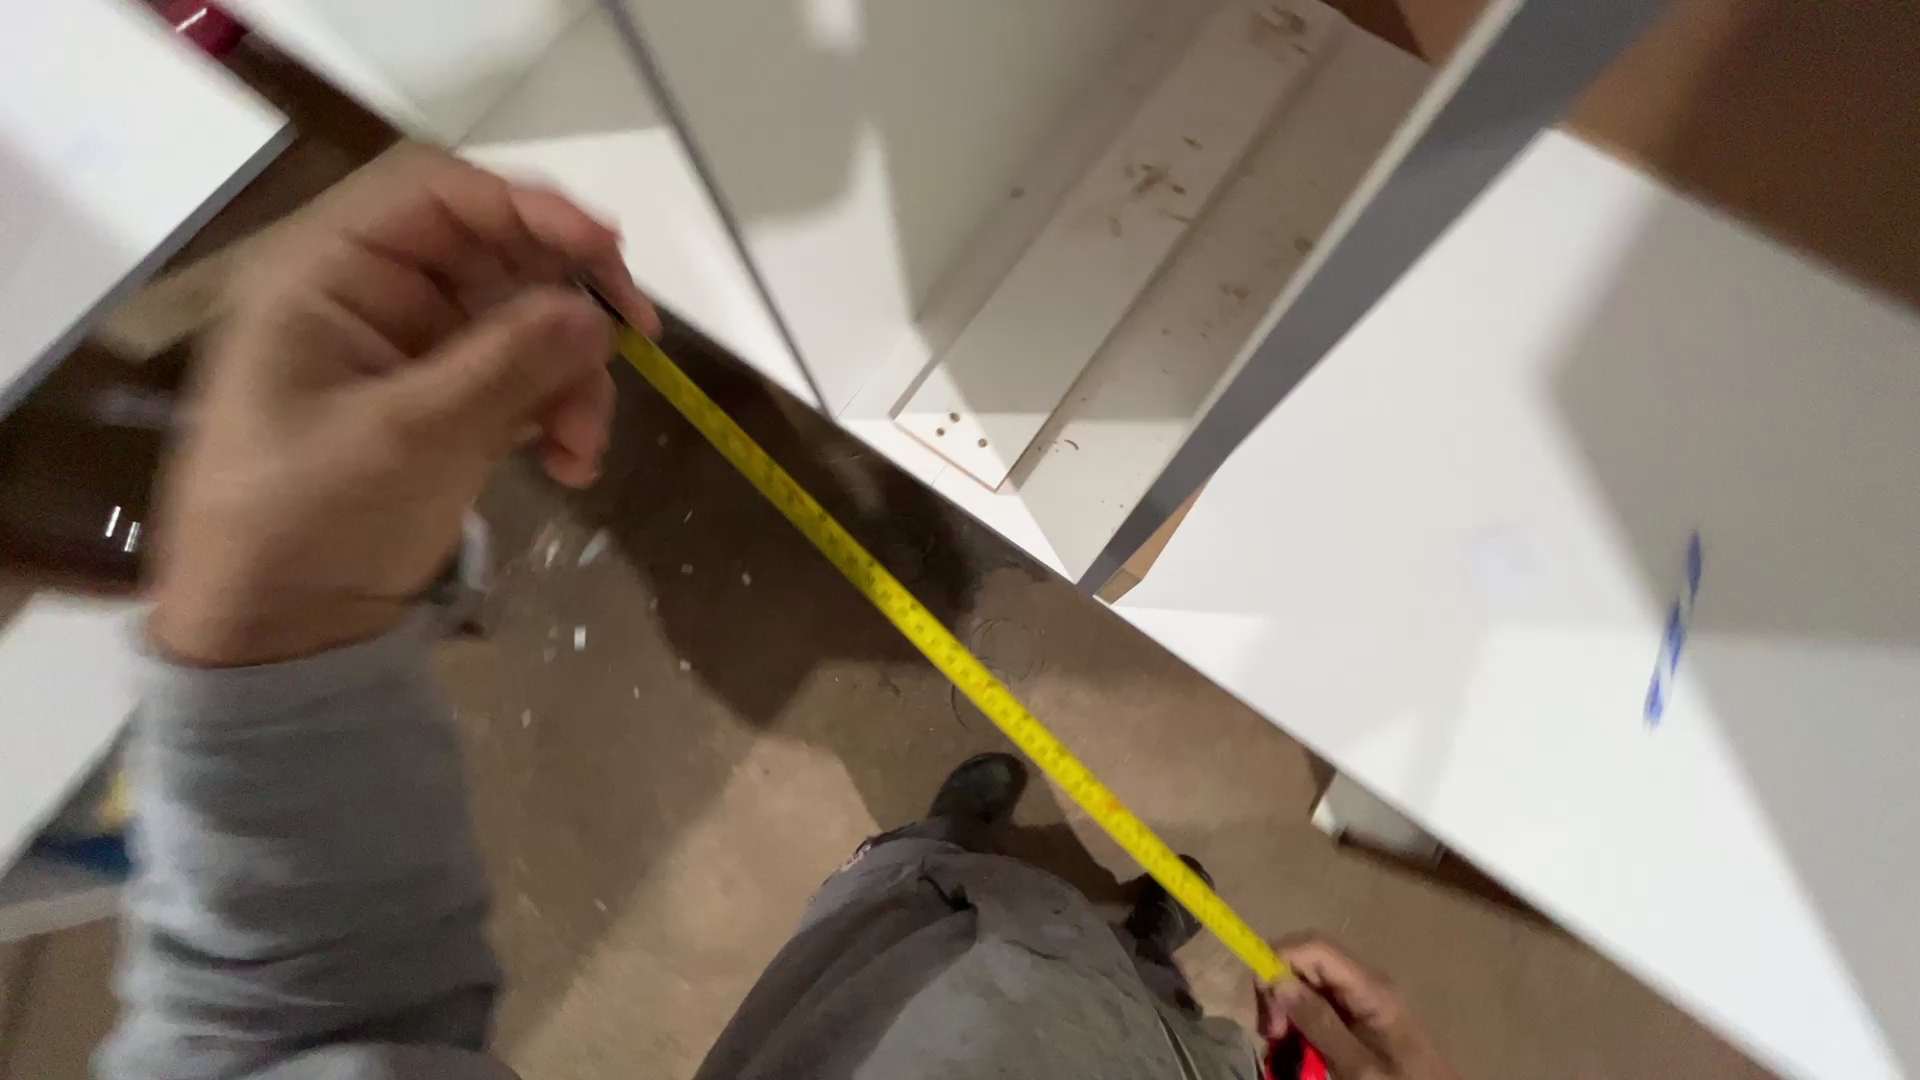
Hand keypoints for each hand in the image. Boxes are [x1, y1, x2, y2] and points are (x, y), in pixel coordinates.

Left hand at [149, 144, 658, 665]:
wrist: (295, 621)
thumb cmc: (315, 516)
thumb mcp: (414, 435)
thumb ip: (509, 365)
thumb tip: (599, 315)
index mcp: (338, 276)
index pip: (442, 198)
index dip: (531, 208)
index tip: (611, 251)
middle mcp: (389, 298)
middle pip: (508, 257)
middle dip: (576, 302)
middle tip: (640, 337)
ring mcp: (433, 352)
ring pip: (540, 327)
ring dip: (579, 383)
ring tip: (578, 450)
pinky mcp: (467, 401)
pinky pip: (541, 381)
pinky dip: (569, 417)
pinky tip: (569, 466)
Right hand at [1255, 936, 1460, 1079]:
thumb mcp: (1363, 1072)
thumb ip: (1320, 1024)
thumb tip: (1277, 979)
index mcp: (1372, 988)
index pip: (1315, 946)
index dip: (1279, 958)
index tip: (1263, 1001)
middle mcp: (1366, 983)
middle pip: (1307, 960)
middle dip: (1278, 987)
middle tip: (1270, 1034)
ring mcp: (1364, 999)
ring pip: (1308, 981)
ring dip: (1285, 1006)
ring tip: (1280, 1045)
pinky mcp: (1362, 1018)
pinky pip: (1319, 1004)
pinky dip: (1299, 1020)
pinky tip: (1297, 1047)